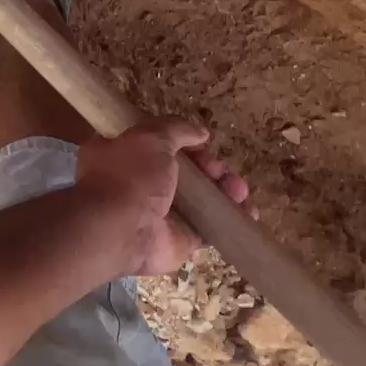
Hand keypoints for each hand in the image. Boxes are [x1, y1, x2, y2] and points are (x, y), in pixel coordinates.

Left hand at [73, 118, 253, 276]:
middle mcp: (136, 180)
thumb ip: (172, 129)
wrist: (122, 231)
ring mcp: (160, 209)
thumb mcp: (147, 138)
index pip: (153, 142)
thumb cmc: (129, 176)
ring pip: (200, 196)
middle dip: (208, 166)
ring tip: (237, 189)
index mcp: (118, 153)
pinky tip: (248, 210)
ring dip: (225, 189)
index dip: (180, 141)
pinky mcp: (181, 235)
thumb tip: (199, 132)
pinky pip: (211, 224)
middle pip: (182, 169)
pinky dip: (231, 216)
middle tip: (219, 170)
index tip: (199, 143)